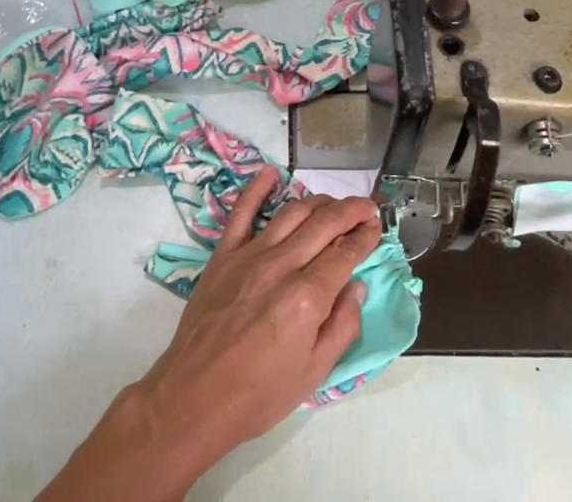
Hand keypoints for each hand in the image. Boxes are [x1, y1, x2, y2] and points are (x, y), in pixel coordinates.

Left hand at [37, 171, 381, 500]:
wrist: (194, 397)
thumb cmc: (260, 394)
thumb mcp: (316, 372)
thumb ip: (343, 325)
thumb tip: (357, 286)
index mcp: (308, 297)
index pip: (346, 252)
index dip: (366, 236)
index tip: (377, 228)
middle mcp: (282, 266)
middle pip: (324, 223)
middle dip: (351, 211)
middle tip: (366, 209)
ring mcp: (249, 256)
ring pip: (292, 212)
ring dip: (318, 201)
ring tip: (334, 204)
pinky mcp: (222, 255)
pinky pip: (241, 212)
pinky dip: (257, 188)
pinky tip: (272, 173)